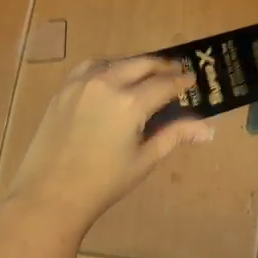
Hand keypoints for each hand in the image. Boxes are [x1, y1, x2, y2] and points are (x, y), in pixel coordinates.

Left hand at [0, 56, 214, 231]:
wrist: (48, 196)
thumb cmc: (102, 183)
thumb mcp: (144, 160)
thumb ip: (175, 136)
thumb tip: (208, 130)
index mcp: (131, 103)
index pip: (165, 83)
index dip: (182, 81)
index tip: (192, 80)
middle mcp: (108, 84)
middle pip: (143, 64)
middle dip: (163, 67)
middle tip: (176, 73)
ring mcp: (83, 83)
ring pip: (118, 61)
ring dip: (137, 64)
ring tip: (147, 74)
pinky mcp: (64, 88)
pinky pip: (92, 66)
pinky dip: (109, 65)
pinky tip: (113, 76)